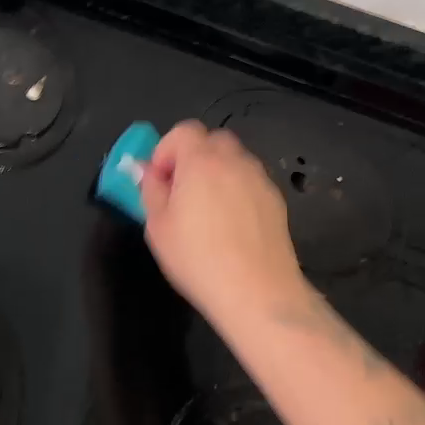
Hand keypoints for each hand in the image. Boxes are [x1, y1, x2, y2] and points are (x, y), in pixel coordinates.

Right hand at [135, 120, 305, 318]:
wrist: (257, 293)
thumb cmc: (197, 257)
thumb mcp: (157, 224)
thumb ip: (150, 189)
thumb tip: (147, 171)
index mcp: (201, 162)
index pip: (184, 131)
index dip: (166, 149)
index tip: (160, 179)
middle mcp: (234, 163)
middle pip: (212, 140)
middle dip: (193, 156)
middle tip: (180, 188)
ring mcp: (260, 181)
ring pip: (234, 160)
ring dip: (216, 172)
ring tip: (205, 208)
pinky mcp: (276, 203)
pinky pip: (249, 182)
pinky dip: (235, 190)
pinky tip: (229, 224)